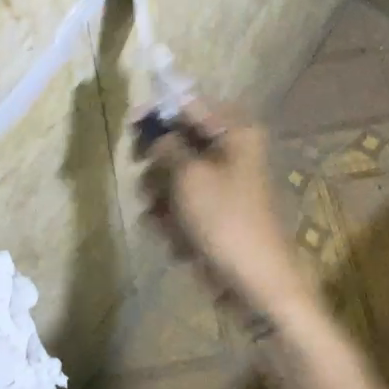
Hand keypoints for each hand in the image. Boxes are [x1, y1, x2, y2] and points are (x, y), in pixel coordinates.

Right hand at [138, 102, 313, 317]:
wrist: (257, 284)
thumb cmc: (225, 221)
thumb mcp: (189, 177)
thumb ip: (167, 147)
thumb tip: (156, 133)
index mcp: (236, 133)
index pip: (189, 105)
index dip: (158, 112)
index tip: (130, 124)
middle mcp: (234, 153)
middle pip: (180, 144)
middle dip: (158, 168)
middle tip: (146, 185)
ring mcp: (225, 187)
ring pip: (176, 178)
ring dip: (162, 200)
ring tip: (164, 222)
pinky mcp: (217, 216)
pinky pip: (183, 206)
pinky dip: (174, 222)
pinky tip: (176, 242)